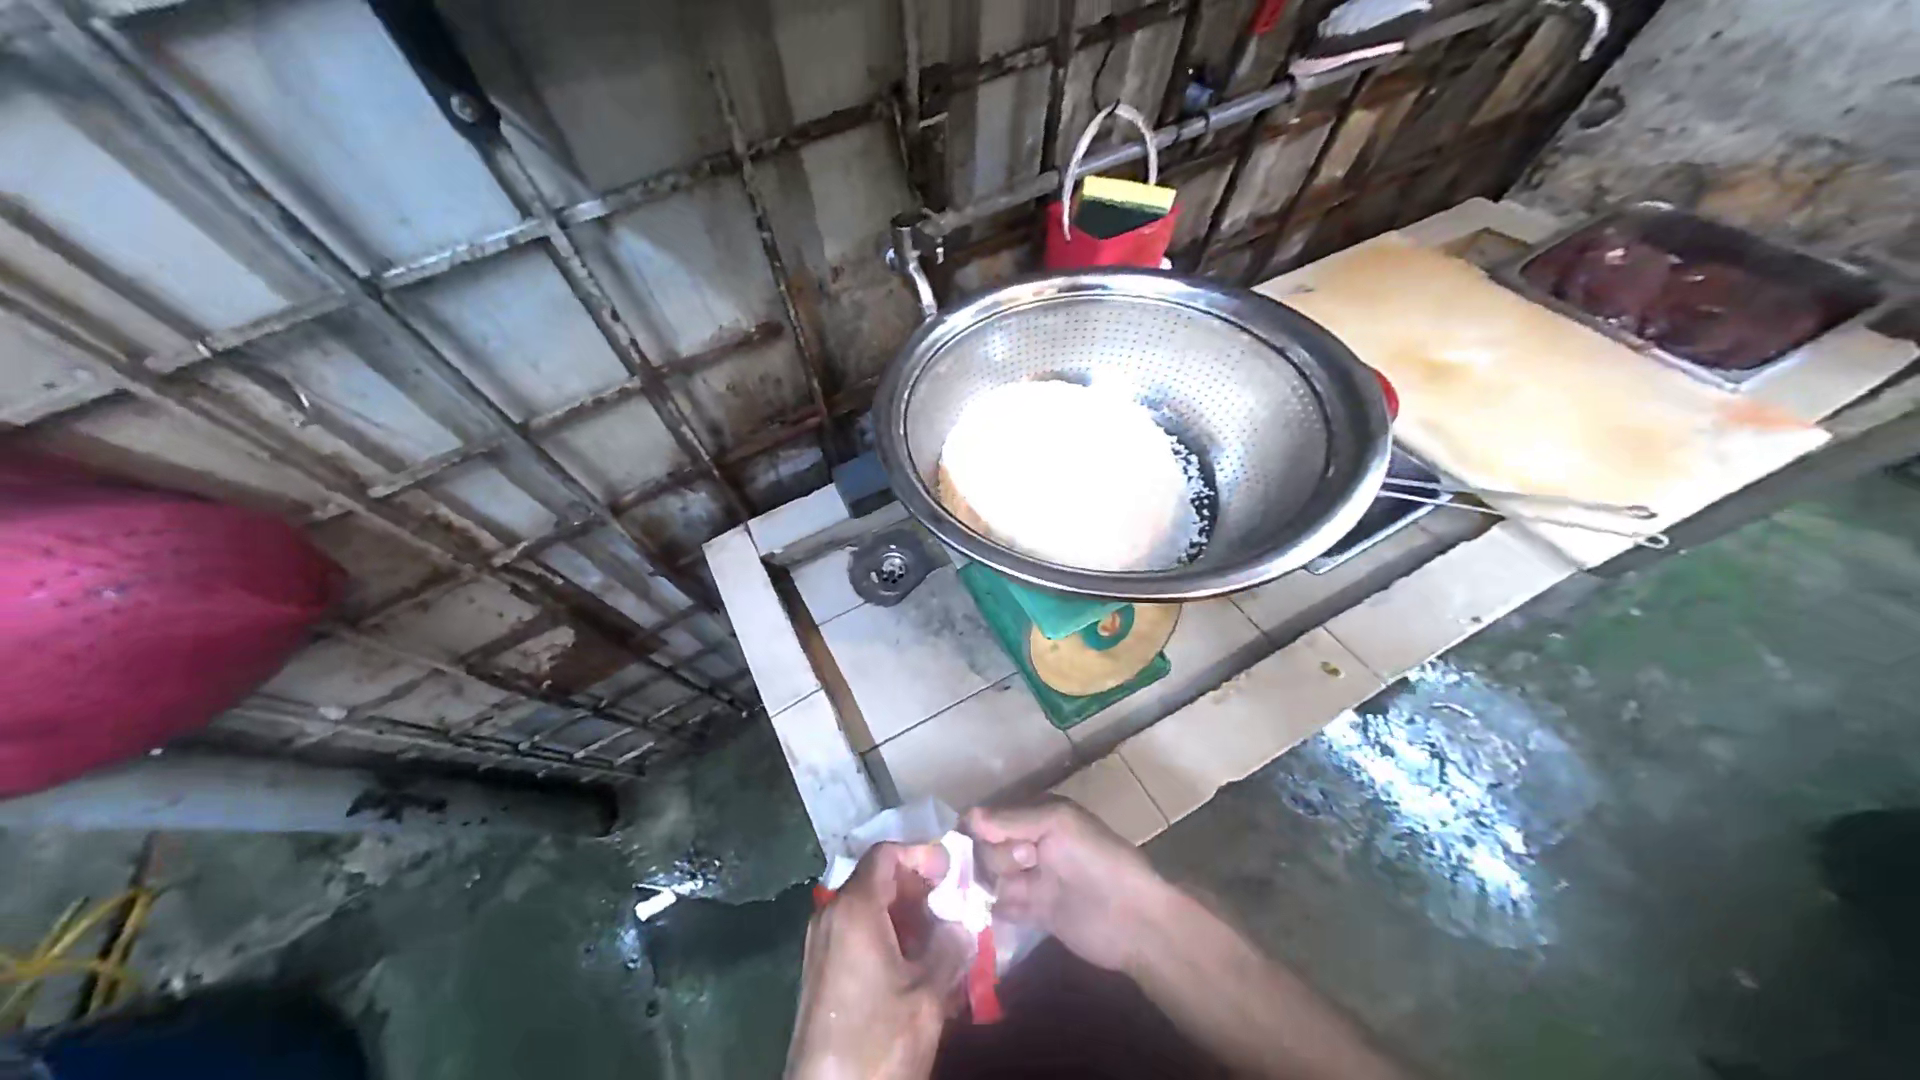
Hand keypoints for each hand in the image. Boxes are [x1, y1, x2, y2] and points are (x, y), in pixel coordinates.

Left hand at [786, 843, 972, 1079]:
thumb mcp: (928, 993)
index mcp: (854, 908)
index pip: (887, 853)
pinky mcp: (822, 969)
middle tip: (953, 905)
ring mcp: (822, 942)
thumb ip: (950, 946)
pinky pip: (858, 932)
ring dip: (906, 914)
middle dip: (918, 887)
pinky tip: (916, 963)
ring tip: (942, 937)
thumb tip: (962, 923)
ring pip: (869, 906)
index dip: (922, 854)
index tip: (952, 872)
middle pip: (878, 878)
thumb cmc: (877, 1039)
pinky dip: (888, 934)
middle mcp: (831, 914)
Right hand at [964, 799, 1178, 974]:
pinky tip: (992, 913)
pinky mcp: (1034, 913)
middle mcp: (1031, 844)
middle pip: (986, 849)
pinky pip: (1001, 908)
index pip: (990, 818)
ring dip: (990, 884)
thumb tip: (969, 817)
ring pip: (991, 878)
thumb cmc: (1097, 859)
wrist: (1133, 918)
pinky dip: (992, 910)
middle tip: (1027, 861)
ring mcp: (1032, 880)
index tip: (976, 840)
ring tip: (1017, 889)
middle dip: (997, 855)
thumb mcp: (1058, 824)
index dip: (979, 829)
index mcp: (1038, 815)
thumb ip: (1012, 820)